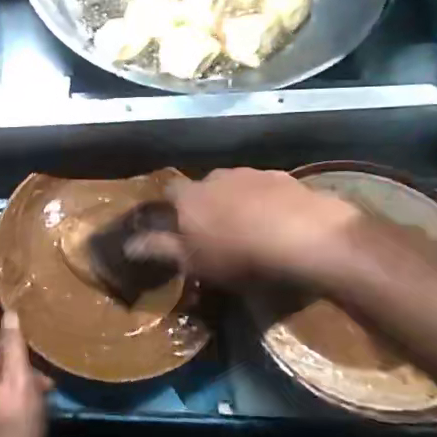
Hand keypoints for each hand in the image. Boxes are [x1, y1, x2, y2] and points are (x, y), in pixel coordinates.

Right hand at [129, 168, 367, 287]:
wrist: (308, 239)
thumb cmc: (239, 256)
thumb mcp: (193, 263)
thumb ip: (160, 250)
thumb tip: (128, 245)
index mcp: (189, 196)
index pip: (169, 191)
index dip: (171, 207)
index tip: (176, 224)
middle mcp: (217, 177)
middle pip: (205, 186)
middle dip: (207, 203)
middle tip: (215, 230)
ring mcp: (255, 174)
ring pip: (238, 186)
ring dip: (239, 201)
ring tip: (251, 228)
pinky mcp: (288, 179)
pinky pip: (269, 190)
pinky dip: (269, 203)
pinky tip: (280, 224)